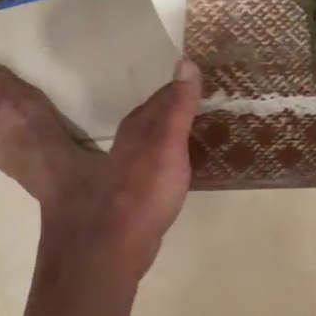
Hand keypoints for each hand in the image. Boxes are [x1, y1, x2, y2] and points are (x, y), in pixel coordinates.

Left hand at [90, 59, 202, 275]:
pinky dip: (169, 161)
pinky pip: (154, 169)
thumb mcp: (167, 145)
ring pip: (152, 144)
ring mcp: (124, 175)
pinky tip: (179, 170)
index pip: (164, 95)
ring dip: (172, 135)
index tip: (207, 81)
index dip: (185, 87)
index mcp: (135, 127)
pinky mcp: (130, 201)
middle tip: (207, 104)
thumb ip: (178, 106)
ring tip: (197, 133)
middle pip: (155, 118)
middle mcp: (125, 146)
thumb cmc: (141, 194)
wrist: (108, 255)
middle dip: (176, 109)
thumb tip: (185, 60)